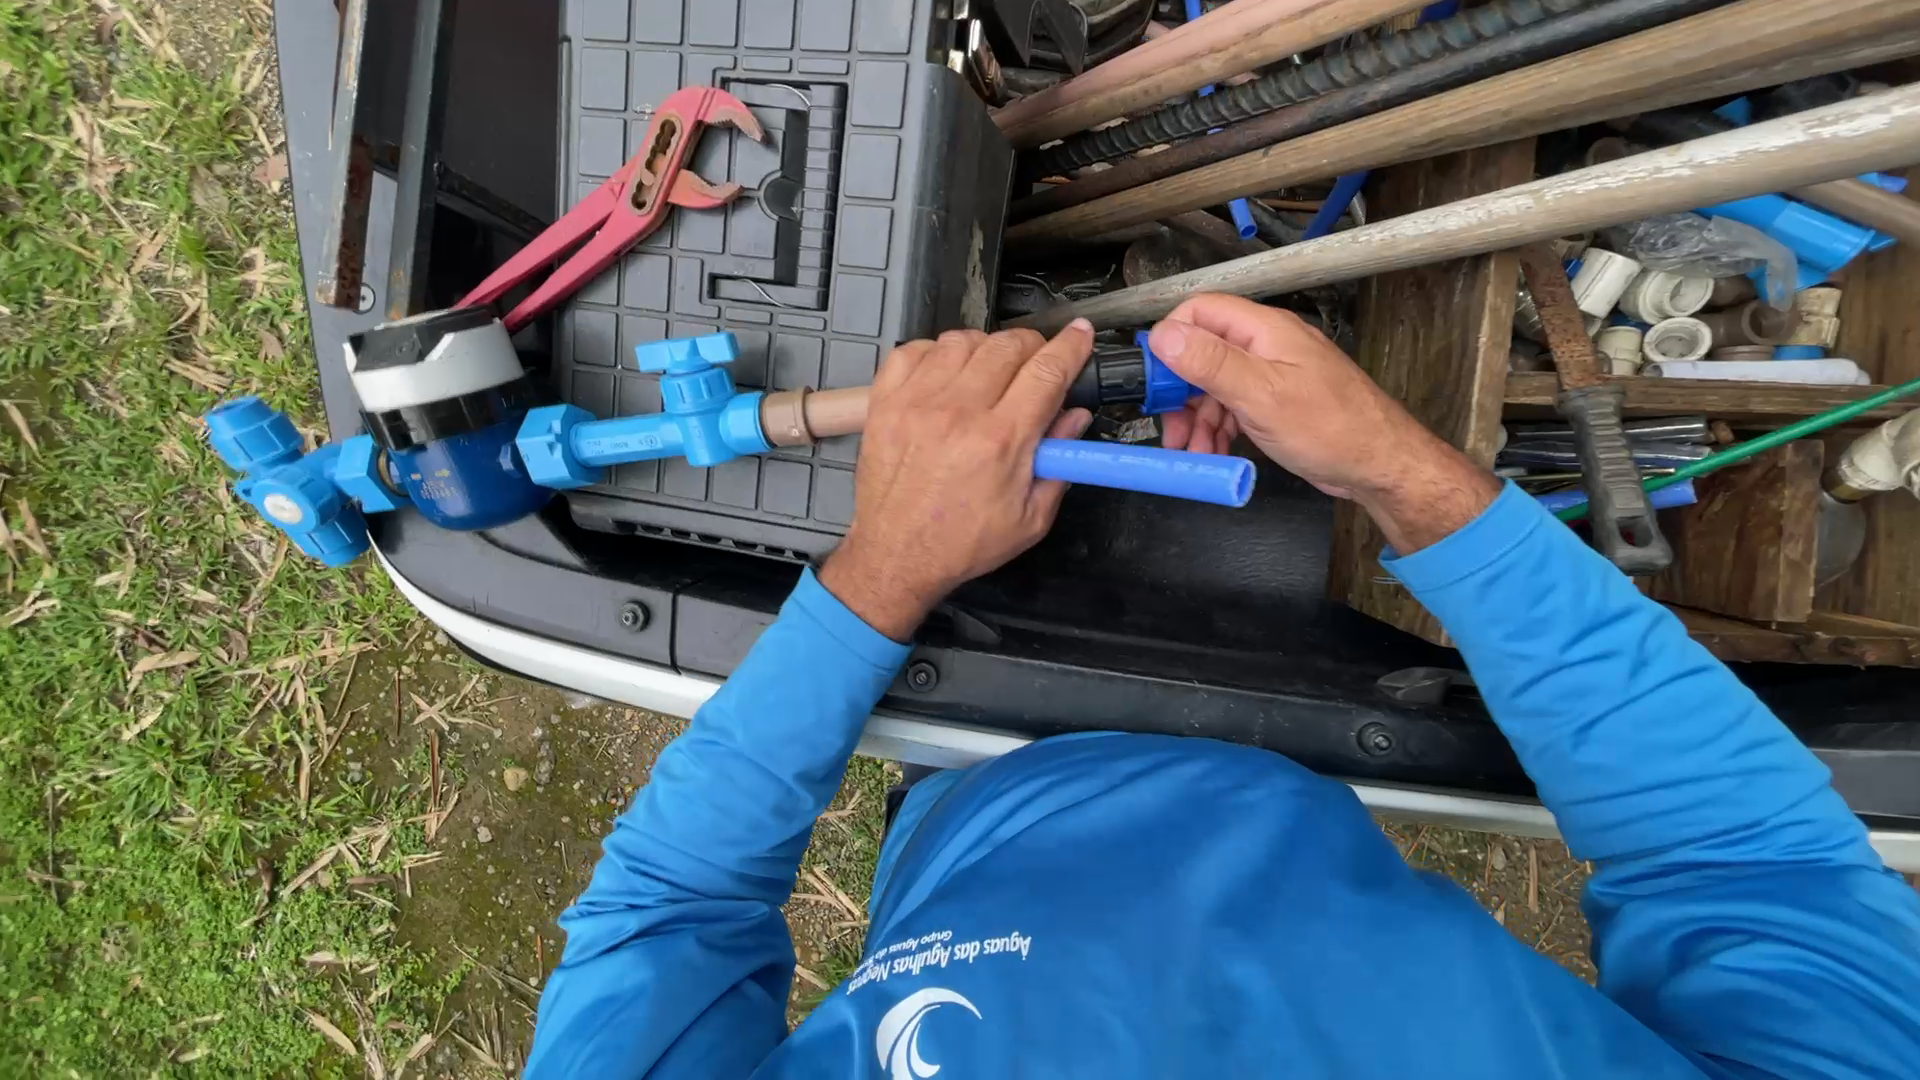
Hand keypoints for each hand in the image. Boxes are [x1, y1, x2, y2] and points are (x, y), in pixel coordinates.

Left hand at [818, 323, 1094, 639]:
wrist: (896, 556)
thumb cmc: (961, 543)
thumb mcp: (1030, 518)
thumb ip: (1060, 463)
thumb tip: (1075, 417)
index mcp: (1001, 441)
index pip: (1047, 370)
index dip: (1071, 346)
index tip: (1080, 335)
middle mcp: (958, 412)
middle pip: (1007, 345)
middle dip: (1033, 348)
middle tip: (1036, 368)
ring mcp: (916, 402)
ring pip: (962, 340)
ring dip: (986, 349)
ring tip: (990, 374)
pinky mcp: (885, 403)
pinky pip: (913, 350)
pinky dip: (936, 353)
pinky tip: (947, 375)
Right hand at [1150, 294, 1500, 552]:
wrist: (1378, 465)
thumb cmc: (1332, 428)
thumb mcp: (1260, 394)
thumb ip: (1211, 362)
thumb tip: (1164, 335)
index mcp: (1263, 330)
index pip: (1199, 312)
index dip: (1169, 340)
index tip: (1154, 380)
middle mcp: (1264, 346)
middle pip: (1201, 354)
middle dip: (1180, 393)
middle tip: (1170, 427)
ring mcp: (1269, 374)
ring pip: (1213, 387)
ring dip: (1196, 420)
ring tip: (1193, 451)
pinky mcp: (1273, 402)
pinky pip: (1231, 408)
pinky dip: (1216, 430)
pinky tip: (1213, 452)